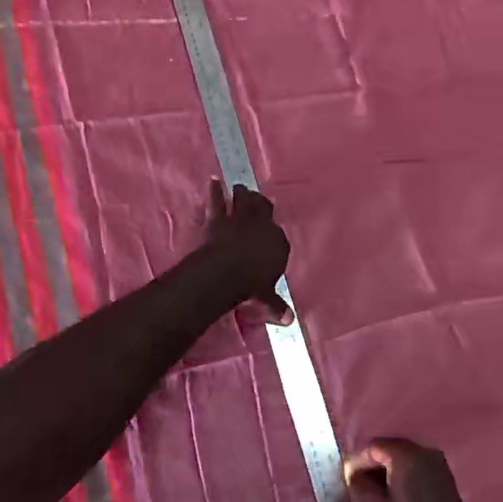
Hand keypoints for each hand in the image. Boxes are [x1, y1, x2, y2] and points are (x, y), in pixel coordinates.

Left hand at [200, 181, 291, 323]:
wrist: (226, 273)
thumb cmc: (251, 287)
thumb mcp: (266, 299)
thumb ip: (276, 306)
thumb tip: (289, 321)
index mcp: (278, 245)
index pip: (279, 237)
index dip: (273, 235)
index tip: (269, 233)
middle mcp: (262, 227)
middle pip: (264, 209)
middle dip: (261, 205)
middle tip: (259, 200)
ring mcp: (240, 220)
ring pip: (244, 201)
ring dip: (242, 194)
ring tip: (241, 188)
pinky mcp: (219, 219)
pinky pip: (217, 202)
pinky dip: (214, 191)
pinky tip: (213, 181)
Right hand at [342, 438, 483, 501]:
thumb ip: (357, 485)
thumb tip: (353, 474)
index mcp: (408, 457)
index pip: (374, 446)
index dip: (357, 462)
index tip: (347, 480)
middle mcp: (428, 454)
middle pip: (391, 449)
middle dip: (373, 466)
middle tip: (359, 487)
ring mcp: (441, 467)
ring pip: (405, 460)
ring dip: (388, 473)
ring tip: (376, 495)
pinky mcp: (447, 482)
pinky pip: (419, 470)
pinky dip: (404, 478)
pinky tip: (396, 499)